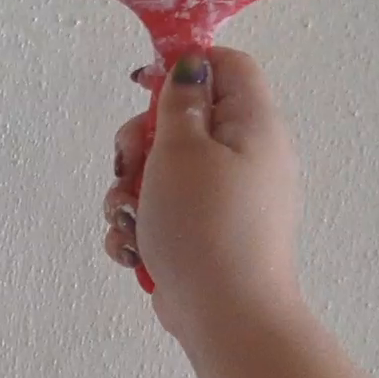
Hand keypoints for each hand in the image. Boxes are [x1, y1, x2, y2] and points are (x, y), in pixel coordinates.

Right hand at [103, 47, 303, 342]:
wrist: (223, 311)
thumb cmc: (203, 223)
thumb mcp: (181, 151)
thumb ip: (179, 104)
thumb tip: (190, 69)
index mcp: (252, 126)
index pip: (227, 67)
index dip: (183, 66)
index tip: (140, 86)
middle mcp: (243, 159)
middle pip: (182, 123)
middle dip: (139, 144)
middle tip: (127, 164)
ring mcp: (221, 201)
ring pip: (160, 174)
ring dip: (129, 192)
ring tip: (126, 218)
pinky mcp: (201, 235)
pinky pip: (162, 214)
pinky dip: (139, 226)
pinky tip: (132, 248)